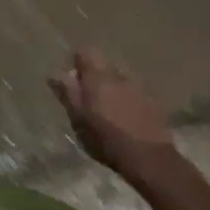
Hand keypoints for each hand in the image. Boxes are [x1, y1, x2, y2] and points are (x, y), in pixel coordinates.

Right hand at [49, 51, 174, 173]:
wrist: (148, 158)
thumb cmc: (105, 139)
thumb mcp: (78, 119)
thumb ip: (67, 94)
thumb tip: (54, 74)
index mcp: (98, 77)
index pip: (86, 51)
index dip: (78, 60)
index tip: (72, 77)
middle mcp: (120, 76)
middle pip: (105, 64)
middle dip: (96, 75)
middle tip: (89, 96)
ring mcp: (140, 87)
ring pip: (121, 77)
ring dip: (114, 86)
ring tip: (109, 107)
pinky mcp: (155, 101)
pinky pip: (136, 91)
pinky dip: (129, 98)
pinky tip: (128, 116)